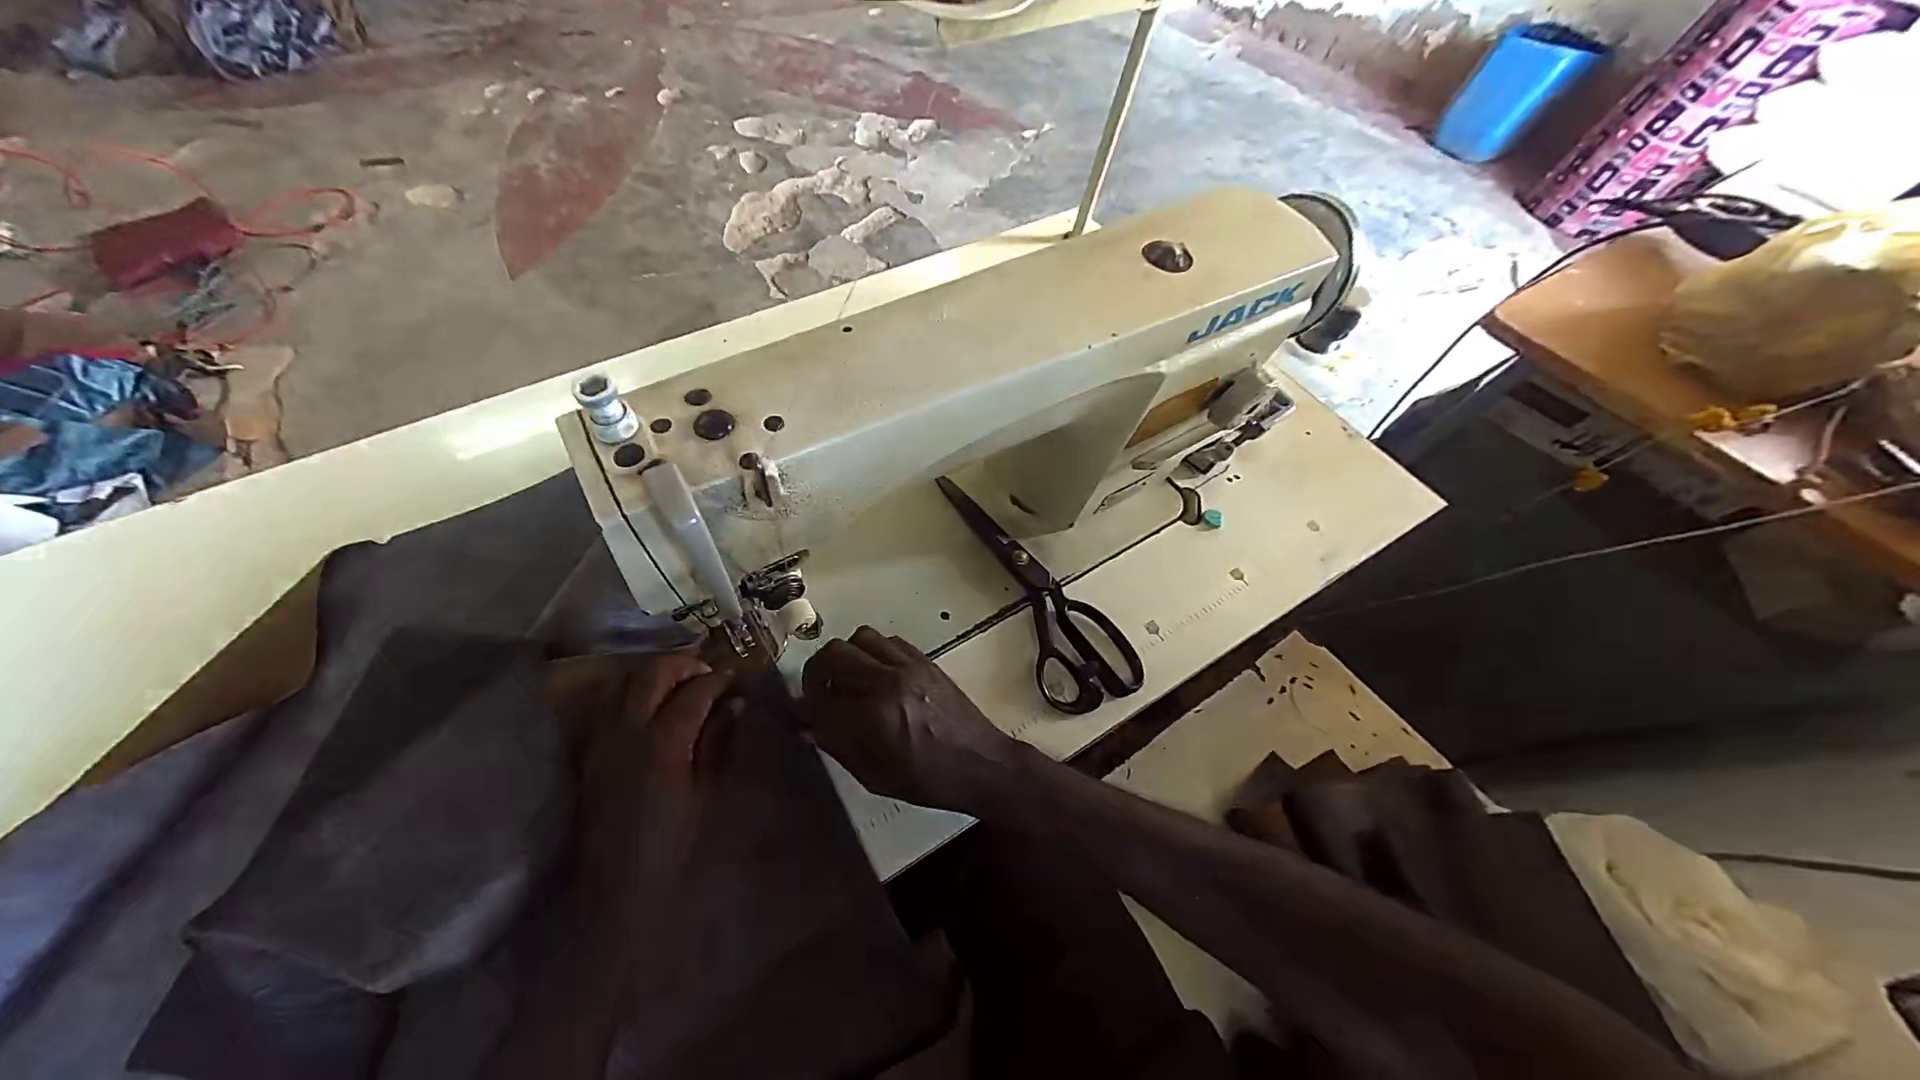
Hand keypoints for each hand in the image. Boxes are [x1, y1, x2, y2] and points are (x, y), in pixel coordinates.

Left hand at [557, 652, 736, 902]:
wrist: (616, 892)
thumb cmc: (673, 846)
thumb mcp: (708, 795)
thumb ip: (720, 743)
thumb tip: (735, 705)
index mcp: (662, 743)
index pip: (694, 692)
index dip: (719, 681)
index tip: (736, 682)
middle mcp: (626, 732)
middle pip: (652, 674)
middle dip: (684, 666)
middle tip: (709, 676)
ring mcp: (602, 740)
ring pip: (625, 683)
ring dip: (656, 677)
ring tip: (681, 689)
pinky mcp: (590, 753)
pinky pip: (610, 706)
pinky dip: (634, 695)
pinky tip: (652, 712)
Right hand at [801, 626, 1027, 814]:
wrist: (982, 763)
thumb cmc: (930, 781)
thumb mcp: (877, 777)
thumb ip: (840, 748)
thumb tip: (811, 726)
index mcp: (875, 717)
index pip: (821, 701)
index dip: (804, 708)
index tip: (800, 714)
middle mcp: (889, 682)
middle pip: (834, 655)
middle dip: (816, 673)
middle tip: (818, 692)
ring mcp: (909, 667)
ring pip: (860, 638)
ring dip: (845, 656)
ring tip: (846, 678)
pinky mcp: (925, 661)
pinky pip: (889, 640)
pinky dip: (873, 651)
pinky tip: (875, 673)